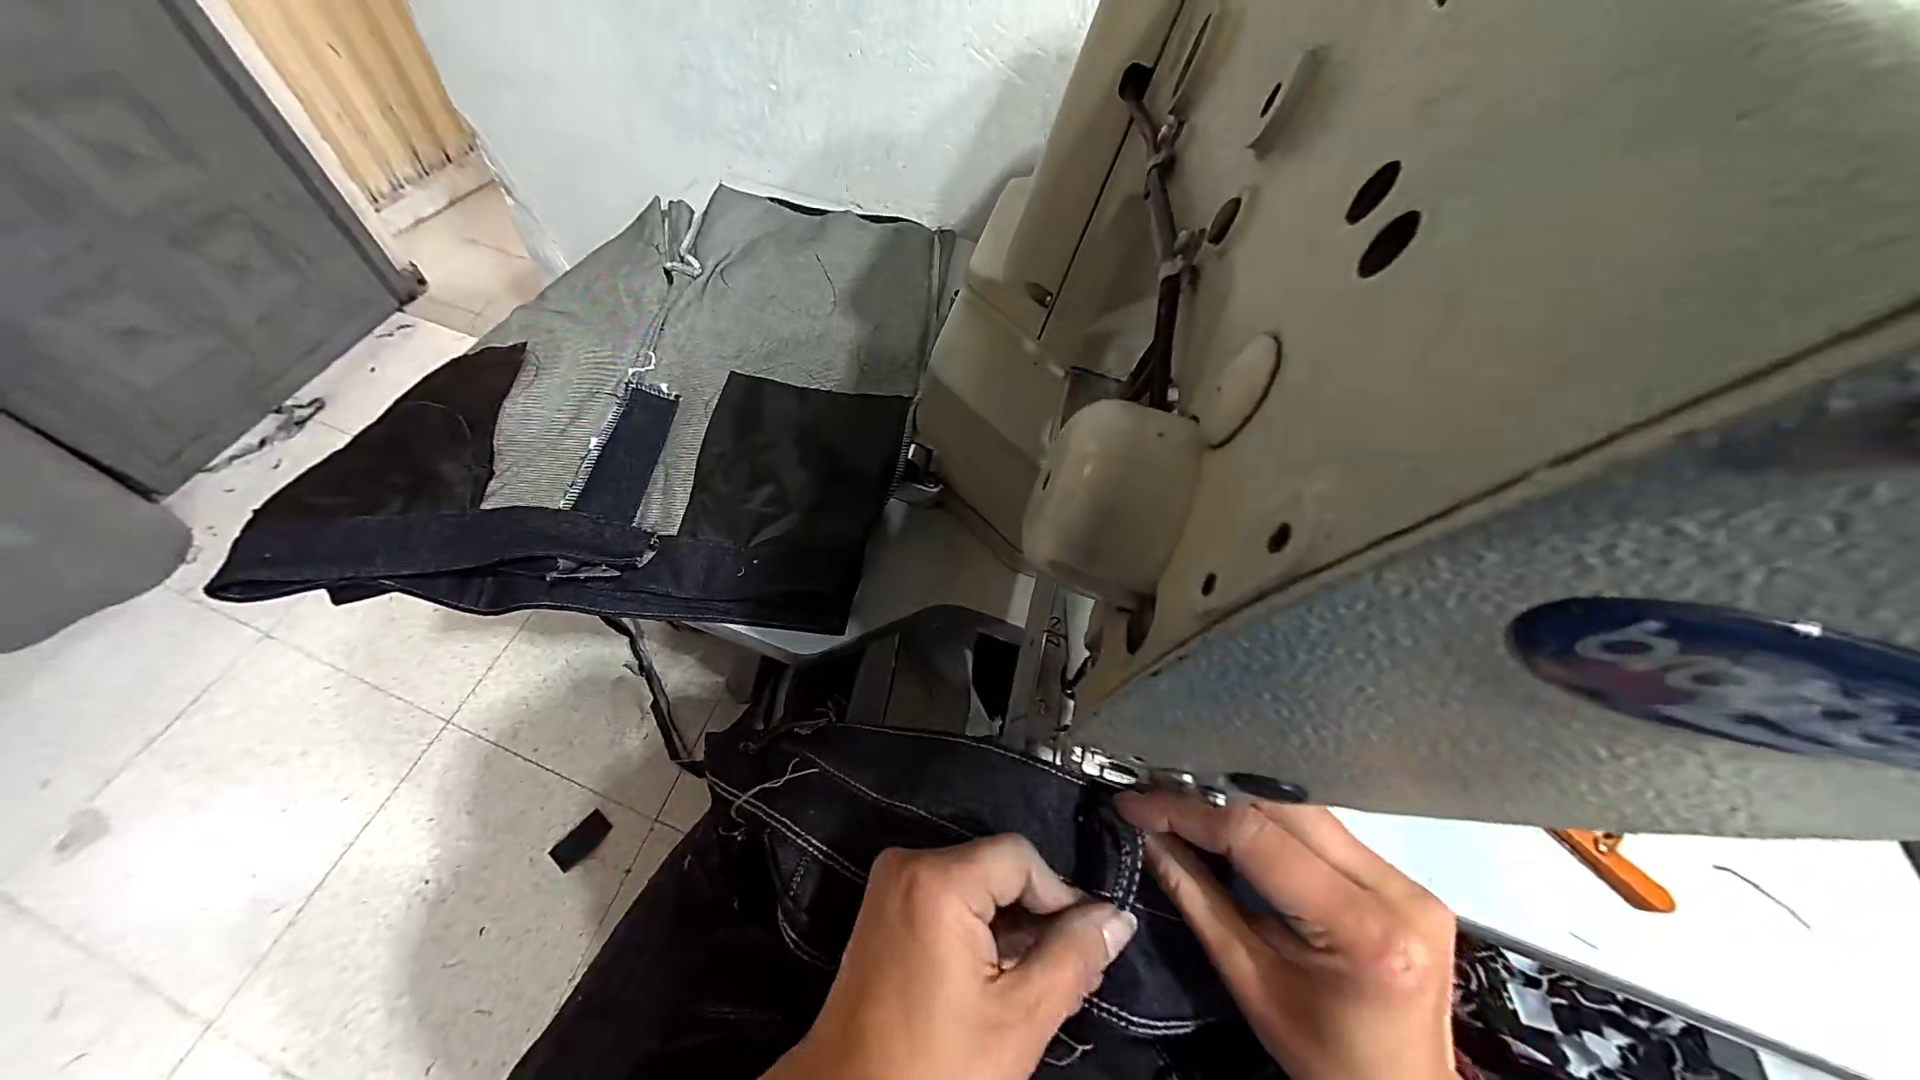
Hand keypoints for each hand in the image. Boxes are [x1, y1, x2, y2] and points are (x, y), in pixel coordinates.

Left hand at [765, 834, 1139, 1079]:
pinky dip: (985, 927)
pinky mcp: (888, 905)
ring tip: (1052, 976)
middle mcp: (909, 862)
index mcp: (936, 879)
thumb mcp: (1019, 1017)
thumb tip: (1118, 917)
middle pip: (999, 868)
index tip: (1090, 941)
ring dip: (1017, 925)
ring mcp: (894, 882)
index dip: (1062, 895)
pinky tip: (1011, 970)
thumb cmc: (935, 1066)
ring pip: (978, 883)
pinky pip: (952, 897)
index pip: (1021, 857)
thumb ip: (1074, 956)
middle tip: (1078, 965)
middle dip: (1042, 915)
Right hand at [1116, 792, 1456, 1079]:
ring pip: (1302, 808)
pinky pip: (1322, 827)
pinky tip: (1232, 822)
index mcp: (1361, 929)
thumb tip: (1147, 834)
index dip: (1186, 812)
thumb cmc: (1323, 1056)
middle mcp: (1397, 891)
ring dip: (1237, 801)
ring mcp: (1408, 881)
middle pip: (1282, 809)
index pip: (1255, 837)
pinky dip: (1269, 819)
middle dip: (1208, 797)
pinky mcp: (1406, 879)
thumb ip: (1195, 897)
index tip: (1137, 805)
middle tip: (1155, 797)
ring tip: (1184, 805)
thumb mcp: (1247, 979)